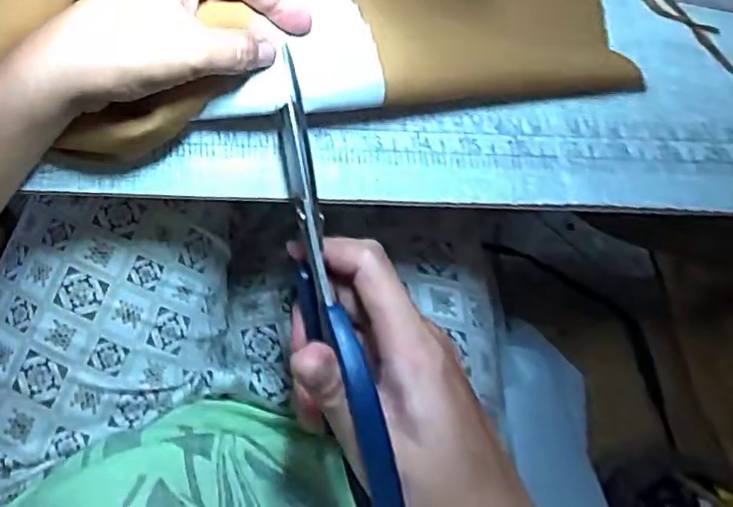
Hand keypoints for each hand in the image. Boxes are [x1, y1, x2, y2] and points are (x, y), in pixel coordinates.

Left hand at [13, 0, 312, 115]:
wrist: (59, 69)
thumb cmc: (127, 48)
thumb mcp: (191, 50)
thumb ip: (237, 48)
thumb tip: (271, 49)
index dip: (279, 2)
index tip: (306, 27)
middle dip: (258, 14)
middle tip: (288, 37)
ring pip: (205, 11)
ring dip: (232, 32)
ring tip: (259, 52)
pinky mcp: (137, 20)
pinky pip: (186, 26)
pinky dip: (207, 41)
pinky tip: (217, 59)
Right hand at [290, 238, 531, 506]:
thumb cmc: (440, 489)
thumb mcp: (379, 446)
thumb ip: (336, 394)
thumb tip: (302, 350)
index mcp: (412, 343)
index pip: (369, 263)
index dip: (329, 249)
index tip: (292, 258)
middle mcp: (419, 336)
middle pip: (352, 294)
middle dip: (315, 322)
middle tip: (300, 374)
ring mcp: (421, 355)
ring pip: (356, 325)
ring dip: (325, 354)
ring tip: (315, 410)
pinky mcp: (419, 375)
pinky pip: (370, 350)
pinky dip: (344, 369)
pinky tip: (335, 412)